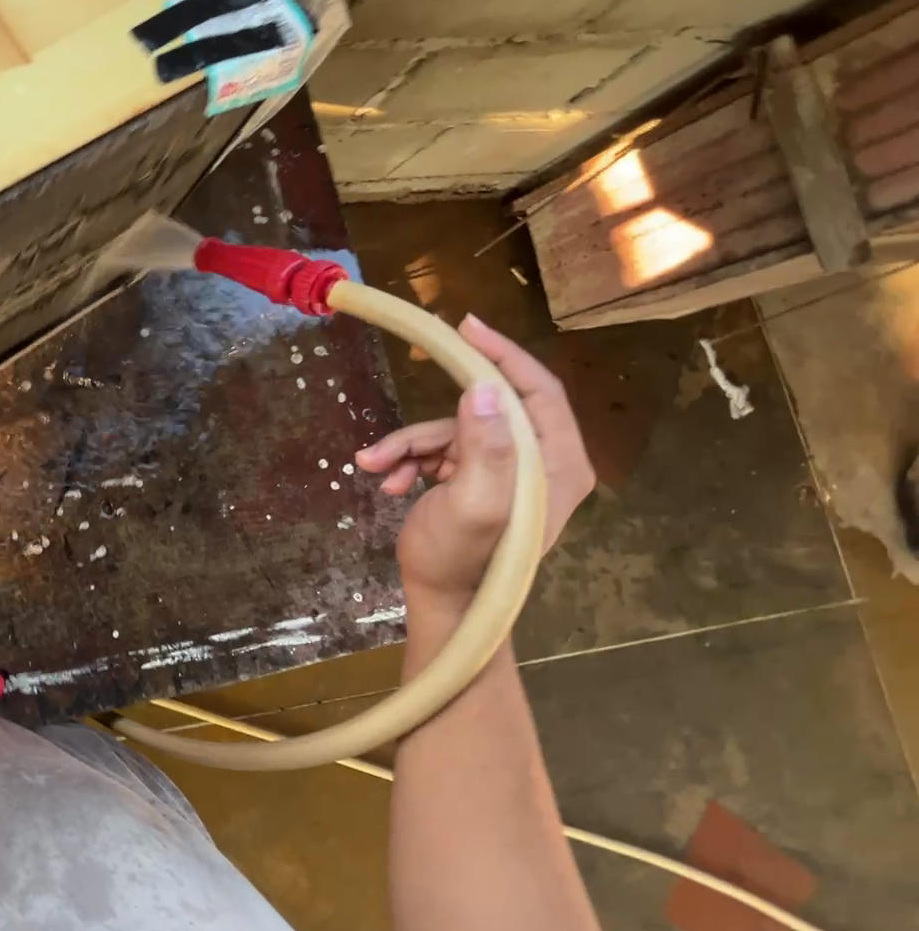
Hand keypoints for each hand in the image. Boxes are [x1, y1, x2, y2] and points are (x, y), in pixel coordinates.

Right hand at [355, 315, 595, 606]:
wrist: (443, 602)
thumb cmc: (462, 559)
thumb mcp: (474, 505)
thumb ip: (484, 448)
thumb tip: (480, 390)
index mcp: (556, 465)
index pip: (538, 393)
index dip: (503, 356)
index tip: (465, 327)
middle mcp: (539, 464)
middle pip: (486, 411)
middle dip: (433, 419)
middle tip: (408, 392)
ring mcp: (506, 474)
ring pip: (452, 433)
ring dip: (409, 446)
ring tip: (374, 467)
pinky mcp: (475, 482)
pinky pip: (440, 453)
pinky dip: (409, 462)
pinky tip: (386, 481)